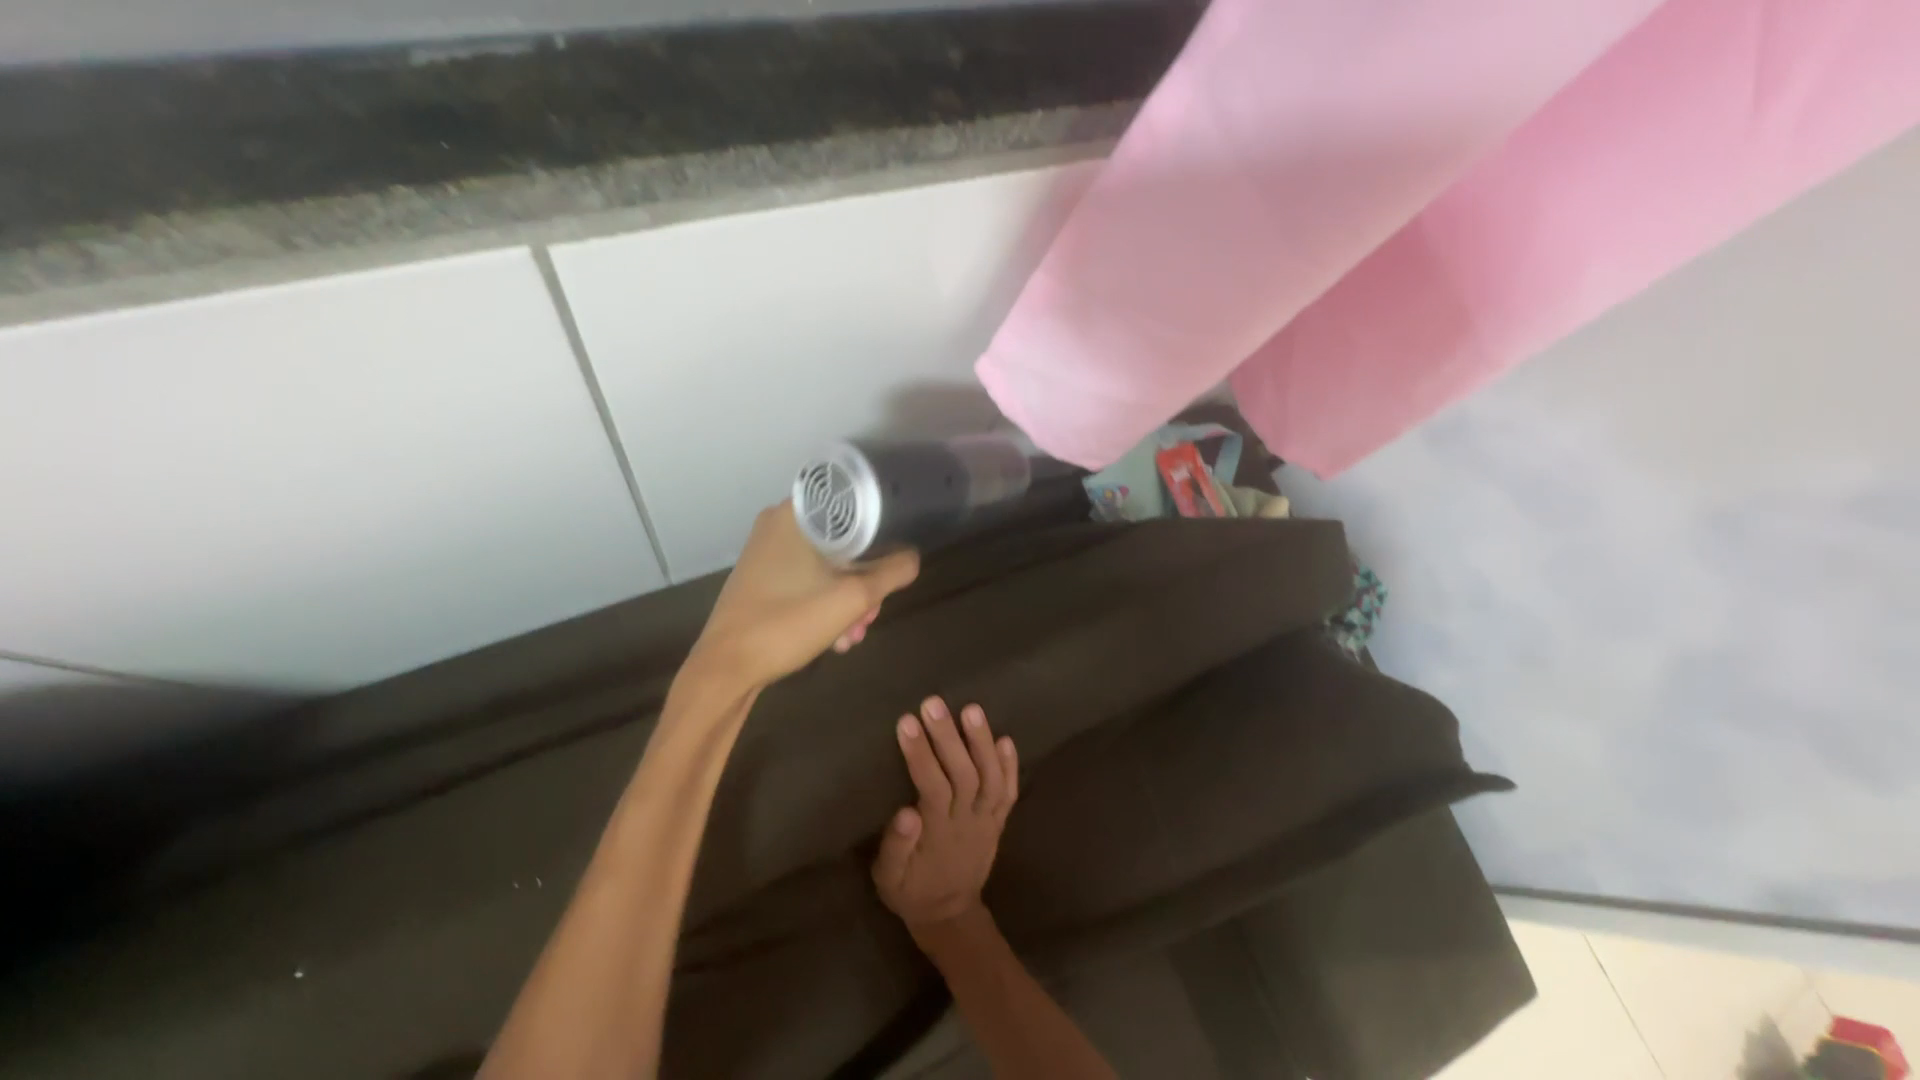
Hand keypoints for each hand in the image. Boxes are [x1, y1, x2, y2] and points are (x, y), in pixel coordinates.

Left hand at [694, 501, 919, 687]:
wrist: (726, 668)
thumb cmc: (788, 623)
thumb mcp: (853, 599)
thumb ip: (891, 573)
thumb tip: (912, 558)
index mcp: (796, 515)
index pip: (855, 508)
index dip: (882, 537)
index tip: (889, 570)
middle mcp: (778, 524)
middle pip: (844, 543)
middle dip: (864, 584)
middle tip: (868, 617)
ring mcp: (766, 552)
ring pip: (827, 567)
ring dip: (847, 601)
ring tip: (851, 637)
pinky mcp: (760, 579)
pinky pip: (806, 581)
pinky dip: (824, 604)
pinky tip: (833, 639)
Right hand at [873, 696, 1018, 932]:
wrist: (949, 914)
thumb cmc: (910, 891)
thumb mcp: (888, 877)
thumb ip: (896, 846)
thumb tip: (906, 812)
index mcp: (937, 833)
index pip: (932, 786)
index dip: (921, 754)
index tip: (907, 722)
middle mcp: (967, 822)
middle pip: (964, 774)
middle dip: (949, 737)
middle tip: (933, 703)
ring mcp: (987, 822)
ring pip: (991, 779)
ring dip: (982, 743)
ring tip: (971, 709)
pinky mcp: (998, 823)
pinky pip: (1010, 794)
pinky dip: (1011, 766)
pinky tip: (1005, 739)